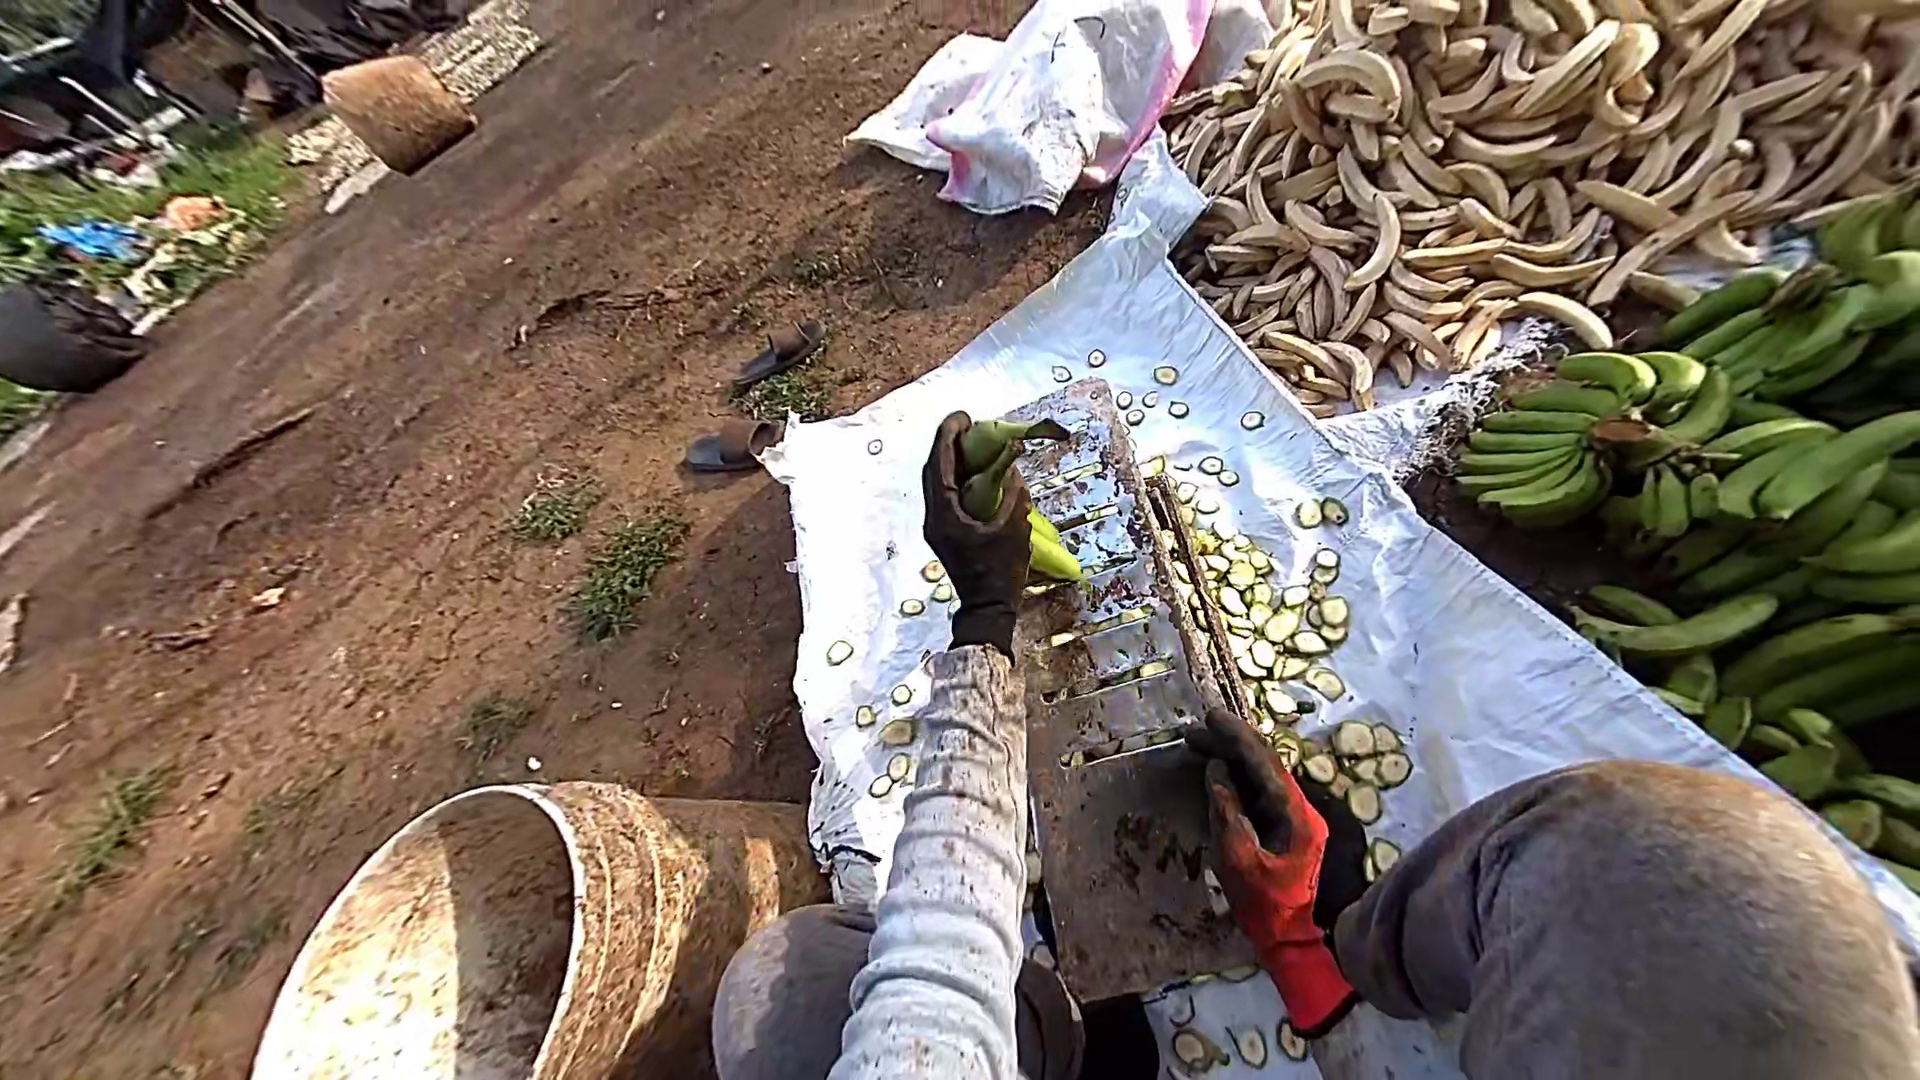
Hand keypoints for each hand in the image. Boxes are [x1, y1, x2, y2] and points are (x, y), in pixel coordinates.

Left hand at [922, 412, 1031, 657]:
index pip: (939, 465)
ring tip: (974, 444)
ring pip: (937, 483)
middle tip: (969, 426)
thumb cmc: (1001, 573)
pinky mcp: (944, 532)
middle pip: (933, 470)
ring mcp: (936, 526)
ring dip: (952, 461)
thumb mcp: (1014, 530)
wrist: (987, 607)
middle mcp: (933, 518)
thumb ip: (1014, 497)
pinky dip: (958, 479)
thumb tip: (1013, 471)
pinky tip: (977, 473)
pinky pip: (945, 496)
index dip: (948, 436)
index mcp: (944, 515)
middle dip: (948, 444)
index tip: (961, 416)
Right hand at [1186, 708, 1363, 1036]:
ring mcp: (1293, 816)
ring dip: (1231, 756)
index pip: (1264, 762)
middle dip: (1230, 742)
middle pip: (1263, 762)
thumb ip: (1226, 811)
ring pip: (1261, 773)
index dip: (1236, 736)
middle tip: (1197, 728)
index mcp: (1295, 814)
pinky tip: (1216, 767)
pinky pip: (1258, 788)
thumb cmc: (1266, 905)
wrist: (1296, 943)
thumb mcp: (1239, 859)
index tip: (1210, 717)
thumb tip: (1216, 771)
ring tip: (1199, 742)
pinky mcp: (1283, 825)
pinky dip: (1236, 773)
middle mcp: (1299, 808)